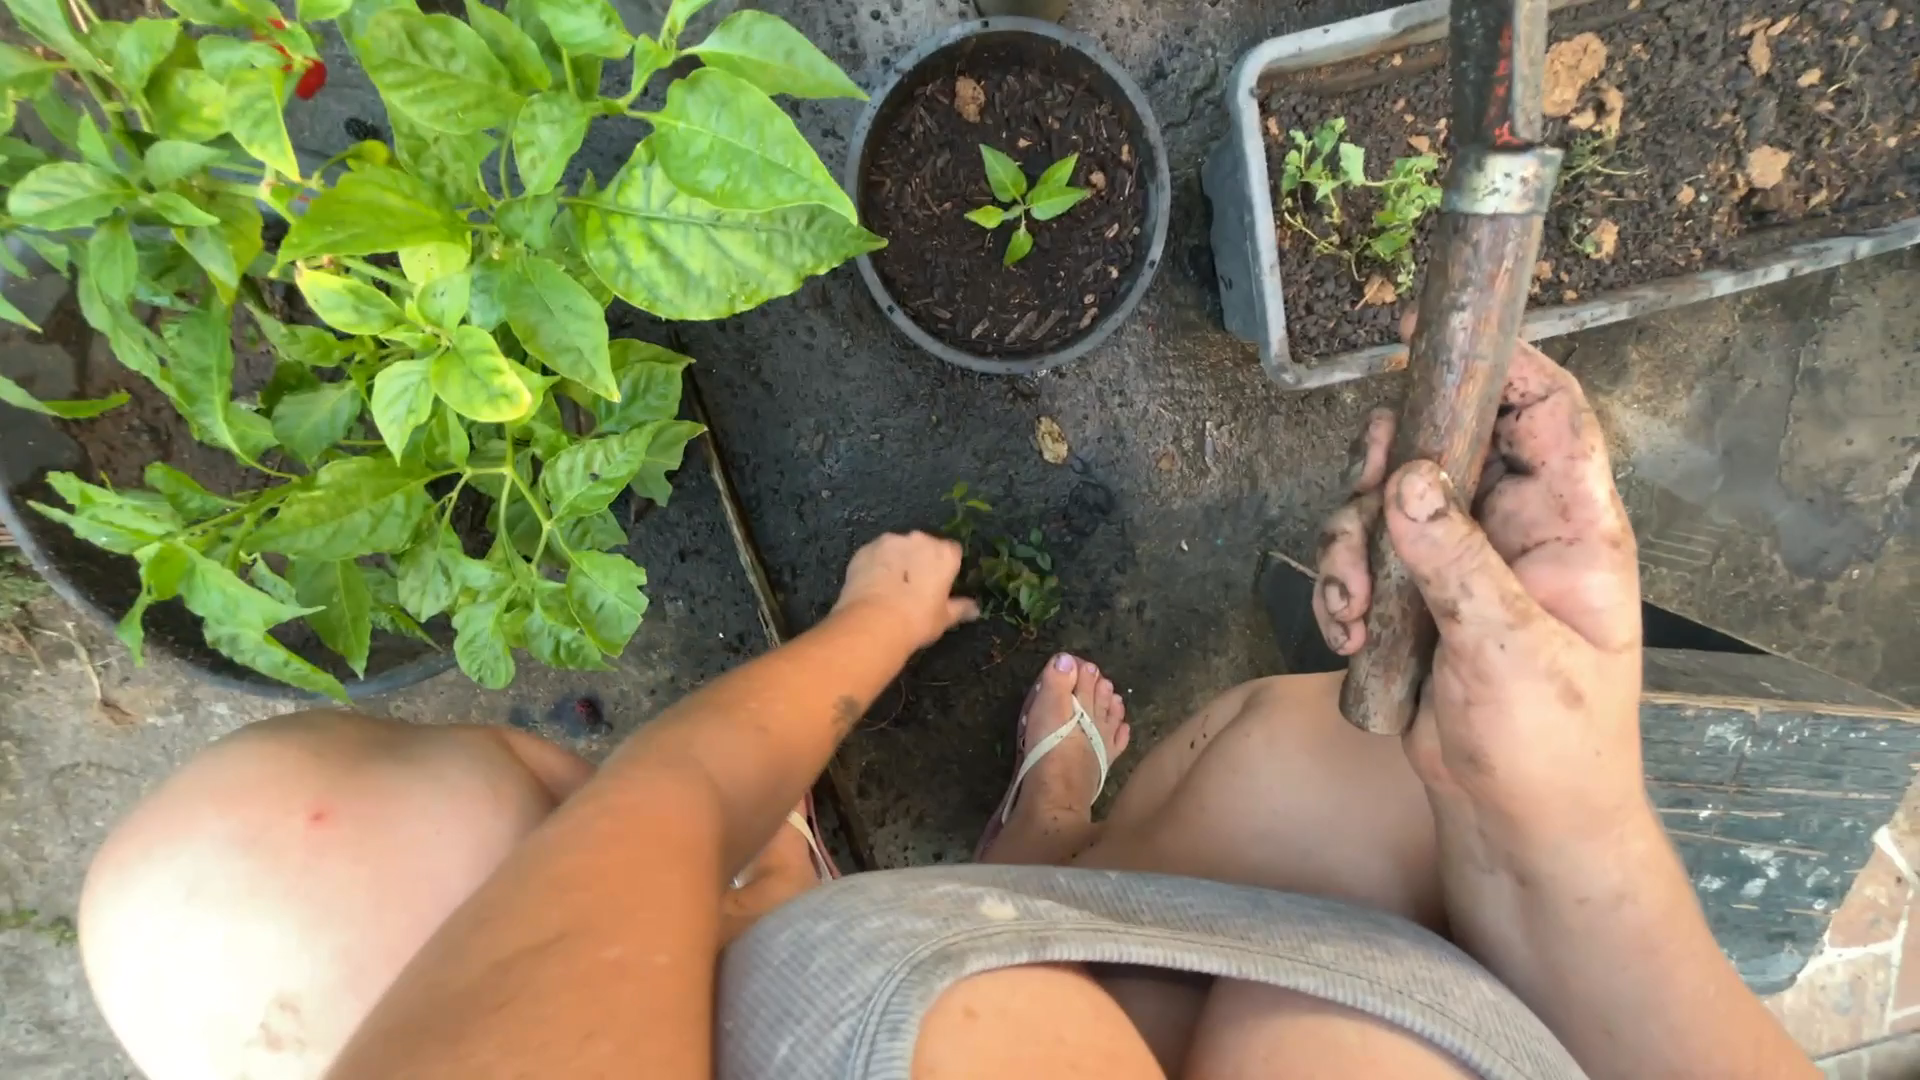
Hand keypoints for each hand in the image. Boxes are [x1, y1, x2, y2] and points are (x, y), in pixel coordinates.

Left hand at [833, 532, 978, 649]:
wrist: (874, 623)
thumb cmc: (917, 620)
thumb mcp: (944, 618)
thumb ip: (961, 608)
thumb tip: (974, 609)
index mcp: (944, 553)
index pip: (952, 552)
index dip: (947, 567)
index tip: (941, 583)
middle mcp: (919, 539)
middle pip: (924, 545)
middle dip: (921, 560)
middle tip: (915, 586)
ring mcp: (890, 541)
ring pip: (898, 547)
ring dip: (897, 560)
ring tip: (891, 586)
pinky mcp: (865, 549)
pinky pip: (876, 554)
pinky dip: (876, 564)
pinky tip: (873, 585)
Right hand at [1314, 338, 1645, 848]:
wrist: (1507, 809)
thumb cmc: (1548, 739)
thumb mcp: (1511, 646)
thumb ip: (1459, 559)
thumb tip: (1409, 480)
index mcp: (1568, 529)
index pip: (1545, 416)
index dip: (1499, 367)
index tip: (1432, 340)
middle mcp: (1506, 532)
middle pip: (1436, 451)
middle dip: (1386, 473)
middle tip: (1366, 498)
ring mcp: (1450, 563)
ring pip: (1377, 508)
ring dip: (1348, 551)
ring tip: (1352, 609)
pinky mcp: (1406, 595)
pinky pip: (1354, 560)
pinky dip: (1337, 591)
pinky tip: (1347, 634)